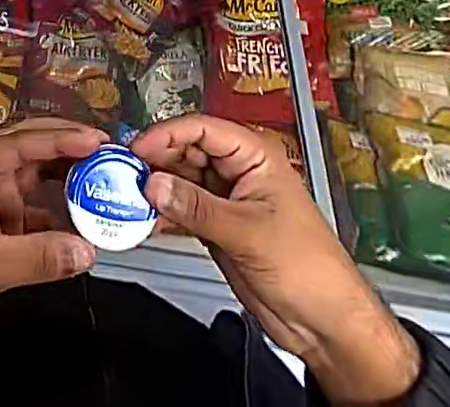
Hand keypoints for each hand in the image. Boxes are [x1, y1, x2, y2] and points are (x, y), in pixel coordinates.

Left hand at [0, 120, 106, 374]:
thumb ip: (37, 258)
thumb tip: (87, 250)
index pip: (23, 142)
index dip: (62, 138)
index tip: (96, 140)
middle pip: (38, 148)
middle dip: (74, 146)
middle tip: (112, 151)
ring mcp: (0, 195)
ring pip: (45, 174)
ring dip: (75, 175)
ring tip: (109, 174)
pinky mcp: (10, 220)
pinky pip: (46, 207)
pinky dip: (69, 210)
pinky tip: (92, 216)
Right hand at [131, 114, 418, 405]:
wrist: (324, 321)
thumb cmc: (310, 267)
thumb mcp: (248, 232)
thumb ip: (197, 207)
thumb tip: (155, 183)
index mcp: (254, 154)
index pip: (201, 128)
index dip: (166, 134)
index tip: (137, 149)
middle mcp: (237, 169)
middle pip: (186, 149)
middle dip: (155, 159)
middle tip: (125, 173)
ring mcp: (225, 197)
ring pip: (180, 178)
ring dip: (156, 186)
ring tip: (129, 196)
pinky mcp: (217, 224)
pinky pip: (182, 206)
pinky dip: (163, 211)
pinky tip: (146, 219)